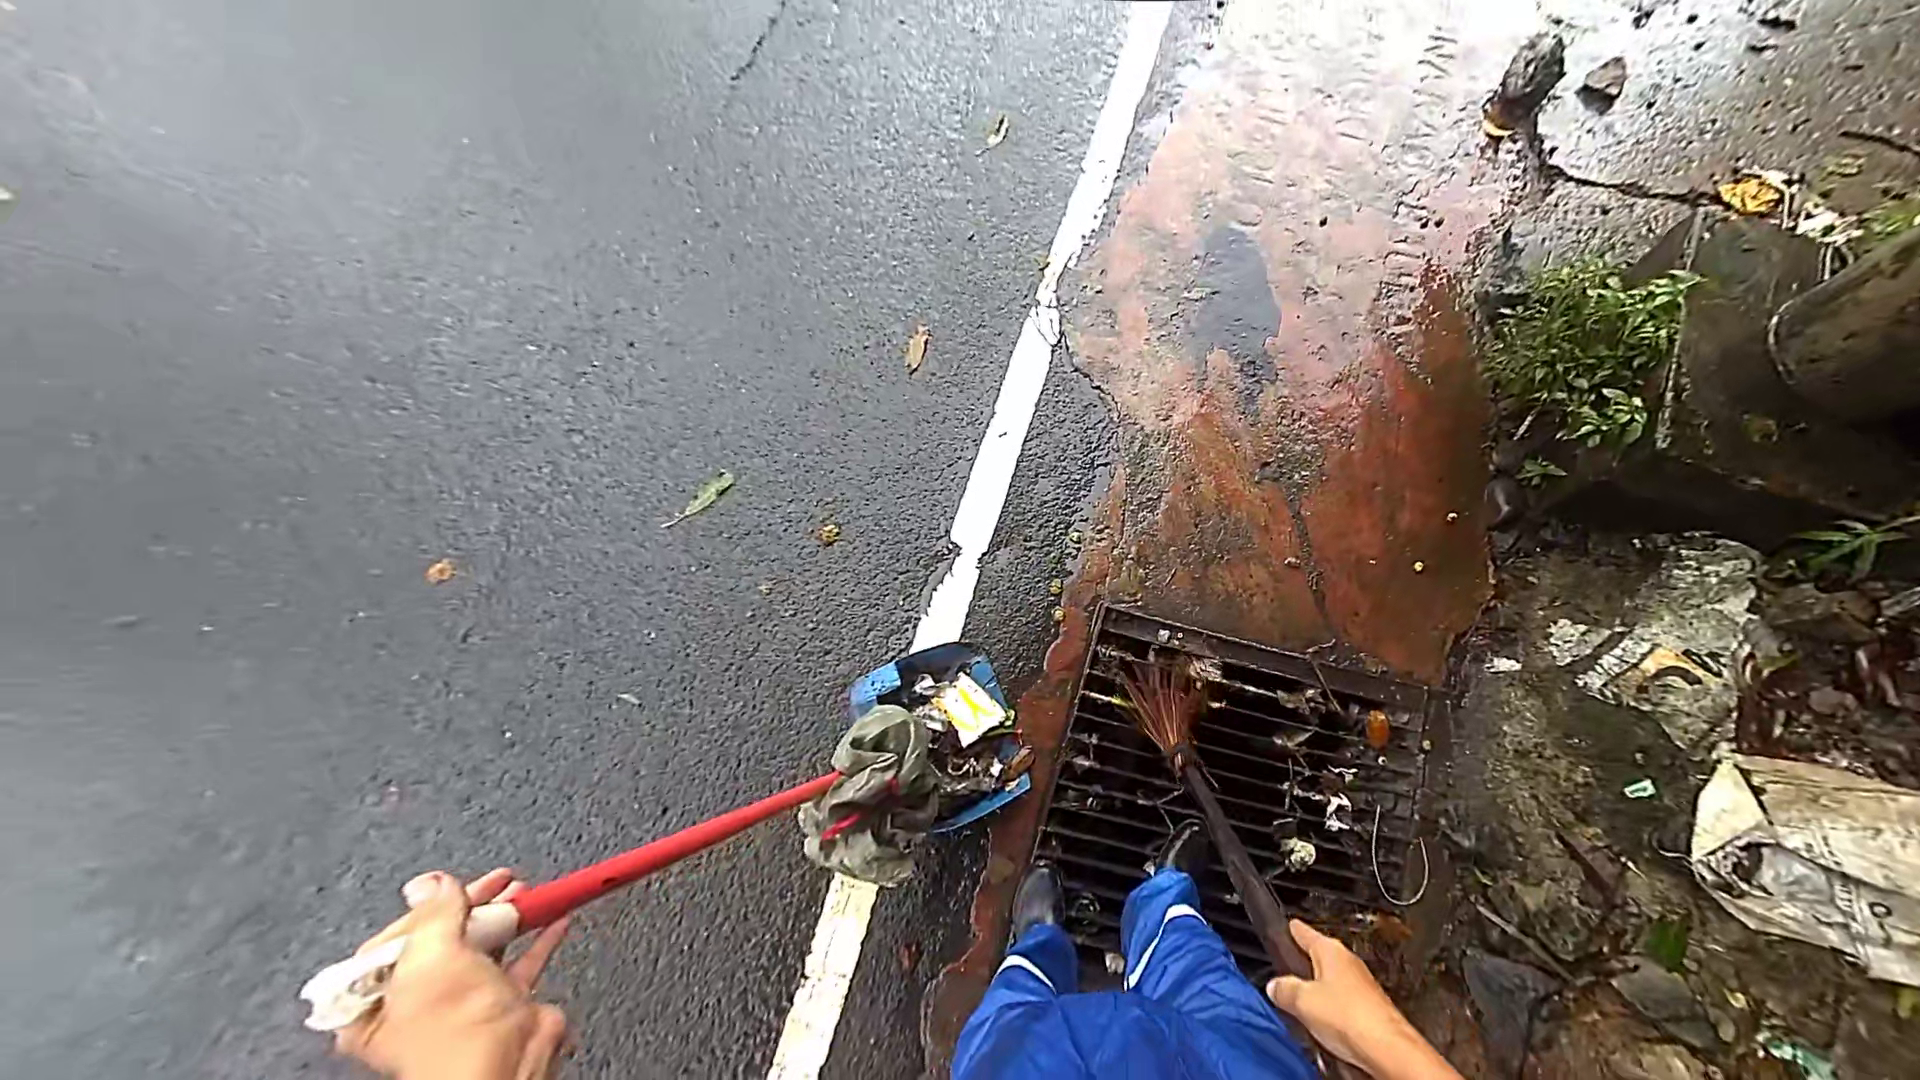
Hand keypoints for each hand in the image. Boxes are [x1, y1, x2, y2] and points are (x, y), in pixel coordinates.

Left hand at [336, 869, 571, 1079]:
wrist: (506, 1061)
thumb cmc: (455, 1032)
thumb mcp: (435, 957)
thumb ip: (435, 914)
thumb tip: (428, 882)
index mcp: (378, 1004)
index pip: (394, 942)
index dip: (425, 908)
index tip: (452, 884)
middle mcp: (419, 1005)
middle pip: (445, 939)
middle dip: (474, 905)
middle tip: (495, 882)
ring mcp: (465, 1003)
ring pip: (486, 945)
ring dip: (507, 914)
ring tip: (523, 890)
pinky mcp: (506, 1002)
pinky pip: (525, 958)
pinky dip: (542, 934)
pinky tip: (554, 916)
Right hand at [1265, 920, 1459, 1079]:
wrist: (1394, 1055)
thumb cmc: (1351, 1019)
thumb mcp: (1301, 1001)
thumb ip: (1282, 989)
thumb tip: (1275, 987)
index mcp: (1329, 949)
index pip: (1301, 930)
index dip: (1289, 930)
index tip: (1284, 927)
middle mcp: (1348, 963)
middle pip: (1317, 959)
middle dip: (1302, 970)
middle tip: (1285, 981)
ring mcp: (1364, 988)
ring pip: (1332, 985)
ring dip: (1319, 996)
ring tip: (1305, 1012)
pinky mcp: (1375, 1013)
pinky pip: (1346, 1007)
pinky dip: (1336, 1015)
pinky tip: (1329, 1031)